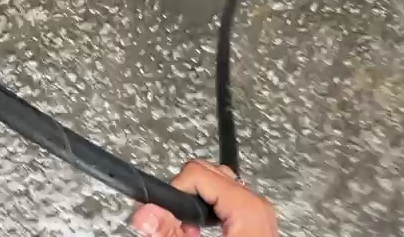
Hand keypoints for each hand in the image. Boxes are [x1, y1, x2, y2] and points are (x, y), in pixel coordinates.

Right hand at [129, 162, 277, 236]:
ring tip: (194, 232)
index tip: (172, 217)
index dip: (177, 192)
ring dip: (198, 202)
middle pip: (207, 172)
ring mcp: (259, 211)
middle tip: (184, 229)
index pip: (198, 173)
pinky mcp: (257, 218)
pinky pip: (227, 196)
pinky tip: (206, 231)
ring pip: (217, 181)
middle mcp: (256, 205)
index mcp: (246, 210)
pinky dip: (211, 207)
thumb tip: (144, 214)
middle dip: (187, 197)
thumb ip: (170, 234)